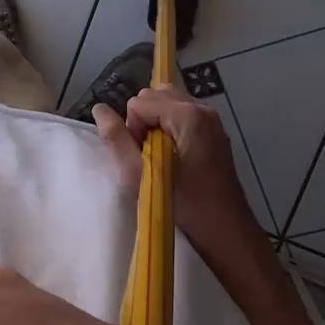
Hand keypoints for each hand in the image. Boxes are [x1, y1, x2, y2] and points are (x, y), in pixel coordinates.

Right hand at [92, 86, 255, 250]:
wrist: (224, 229)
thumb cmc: (182, 203)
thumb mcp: (139, 174)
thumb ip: (116, 138)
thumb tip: (100, 109)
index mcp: (187, 115)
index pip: (139, 103)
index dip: (133, 129)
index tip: (143, 157)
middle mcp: (202, 108)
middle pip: (154, 95)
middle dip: (144, 122)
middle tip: (150, 156)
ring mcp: (212, 119)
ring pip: (167, 102)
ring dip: (156, 123)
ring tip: (161, 154)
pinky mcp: (215, 130)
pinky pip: (181, 114)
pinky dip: (170, 127)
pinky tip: (175, 155)